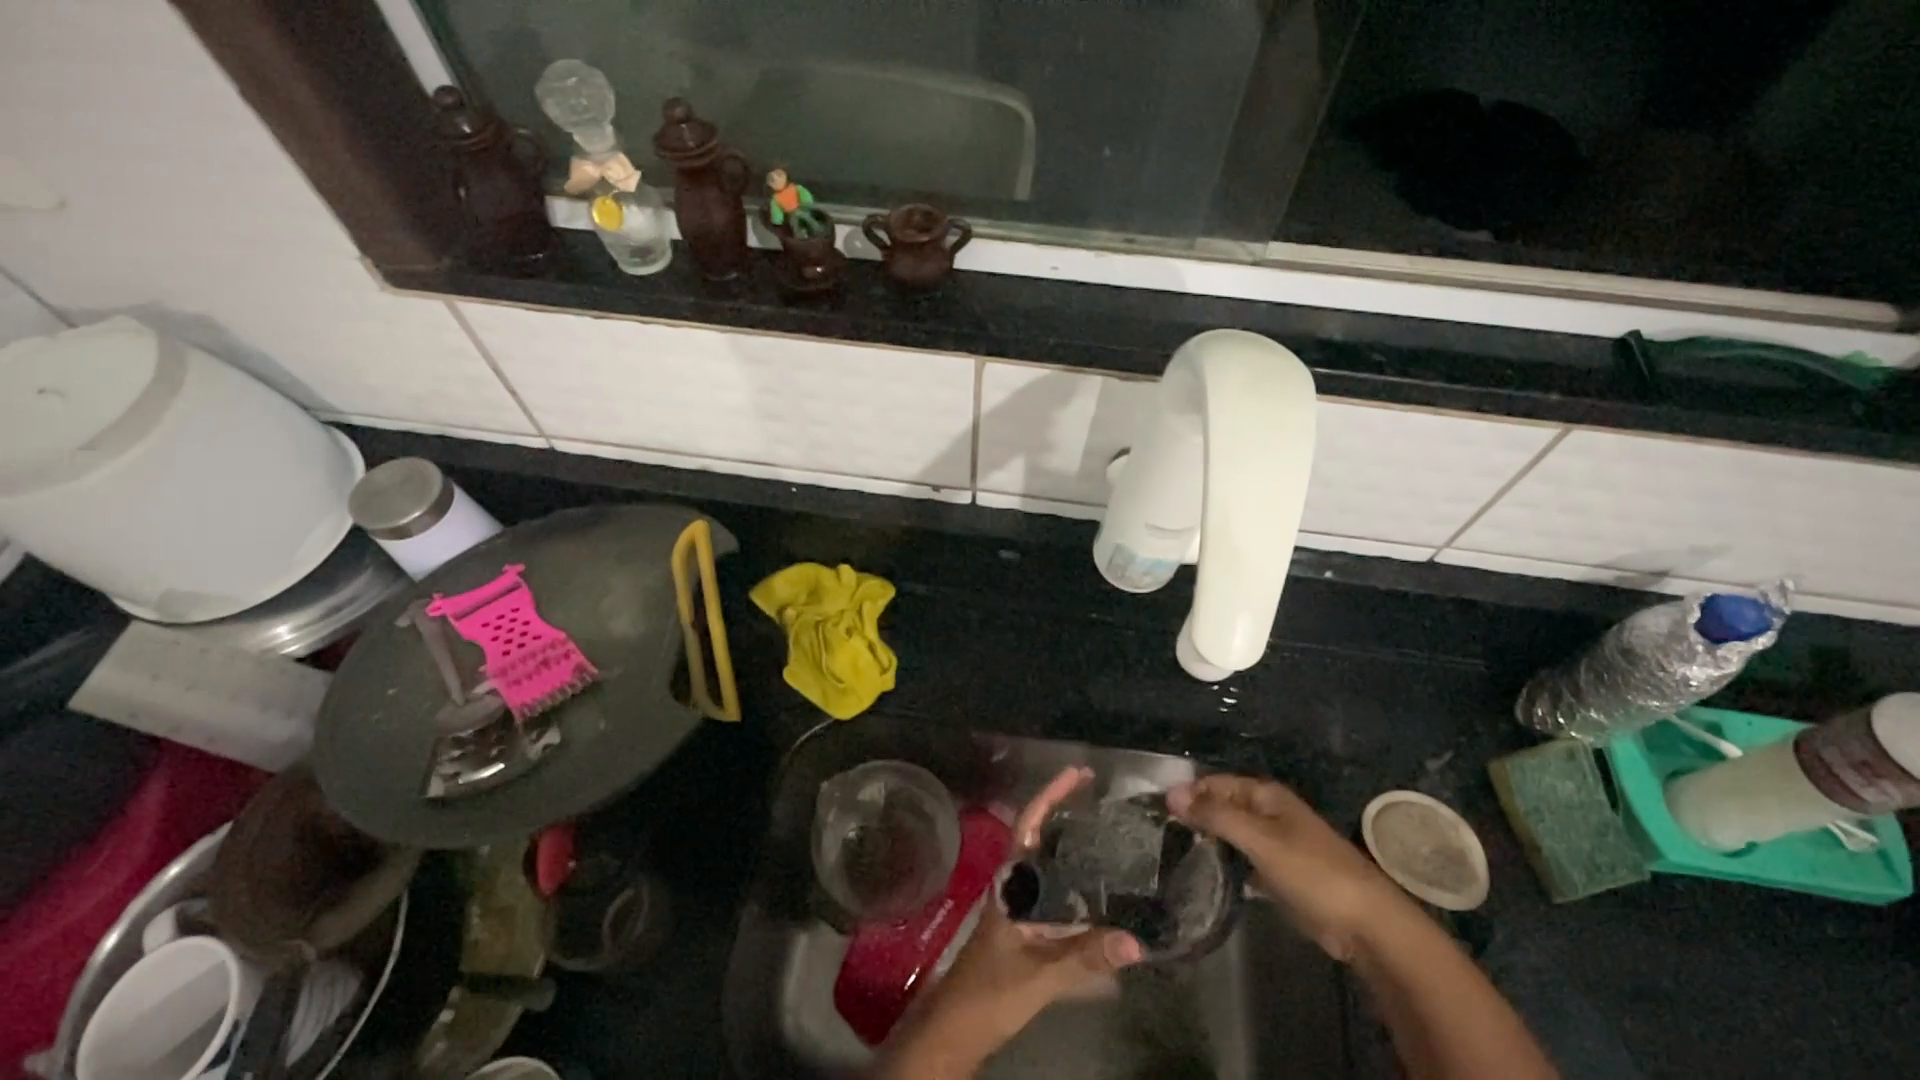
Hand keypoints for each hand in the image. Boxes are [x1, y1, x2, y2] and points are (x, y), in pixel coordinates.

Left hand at [877, 768, 1143, 1077]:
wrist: (957, 1030)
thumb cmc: (988, 993)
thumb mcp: (1039, 974)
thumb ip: (1085, 956)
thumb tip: (1137, 941)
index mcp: (1009, 884)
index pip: (1028, 825)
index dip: (1051, 795)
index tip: (1079, 773)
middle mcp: (1014, 888)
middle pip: (1042, 839)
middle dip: (1069, 816)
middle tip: (1109, 804)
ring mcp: (1020, 909)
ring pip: (1050, 867)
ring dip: (1076, 850)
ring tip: (1116, 838)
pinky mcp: (1027, 931)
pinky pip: (1057, 896)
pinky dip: (1080, 886)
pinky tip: (1105, 893)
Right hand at [1167, 774, 1416, 962]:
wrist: (1364, 923)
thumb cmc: (1313, 872)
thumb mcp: (1260, 839)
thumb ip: (1216, 816)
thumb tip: (1171, 793)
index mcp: (1266, 796)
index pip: (1215, 783)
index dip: (1187, 792)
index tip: (1151, 809)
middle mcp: (1268, 814)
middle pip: (1221, 807)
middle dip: (1192, 816)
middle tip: (1154, 833)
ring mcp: (1273, 845)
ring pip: (1230, 834)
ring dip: (1206, 840)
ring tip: (1167, 852)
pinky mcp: (1276, 874)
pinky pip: (1240, 860)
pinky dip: (1222, 863)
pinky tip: (1199, 874)